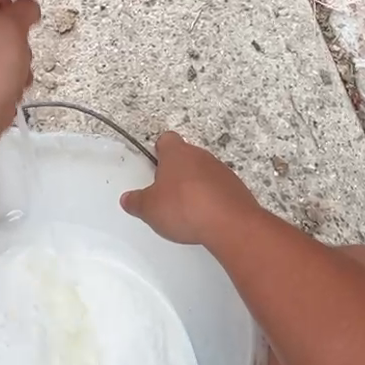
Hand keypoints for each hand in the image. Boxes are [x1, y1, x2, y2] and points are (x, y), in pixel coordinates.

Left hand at [0, 0, 39, 129]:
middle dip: (16, 39)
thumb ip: (24, 8)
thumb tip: (28, 8)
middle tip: (16, 49)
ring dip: (19, 59)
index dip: (6, 5)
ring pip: (5, 47)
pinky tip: (14, 85)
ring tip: (16, 72)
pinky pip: (1, 68)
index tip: (13, 21)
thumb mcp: (12, 25)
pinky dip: (12, 76)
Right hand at [120, 131, 261, 244]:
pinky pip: (220, 188)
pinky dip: (212, 198)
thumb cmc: (186, 208)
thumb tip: (128, 200)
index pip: (166, 139)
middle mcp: (200, 156)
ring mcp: (221, 171)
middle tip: (167, 191)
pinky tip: (205, 217)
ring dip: (196, 185)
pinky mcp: (236, 188)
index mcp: (176, 153)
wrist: (230, 224)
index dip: (159, 150)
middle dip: (177, 171)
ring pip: (204, 172)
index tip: (155, 162)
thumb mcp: (150, 209)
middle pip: (186, 155)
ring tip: (187, 208)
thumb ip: (136, 202)